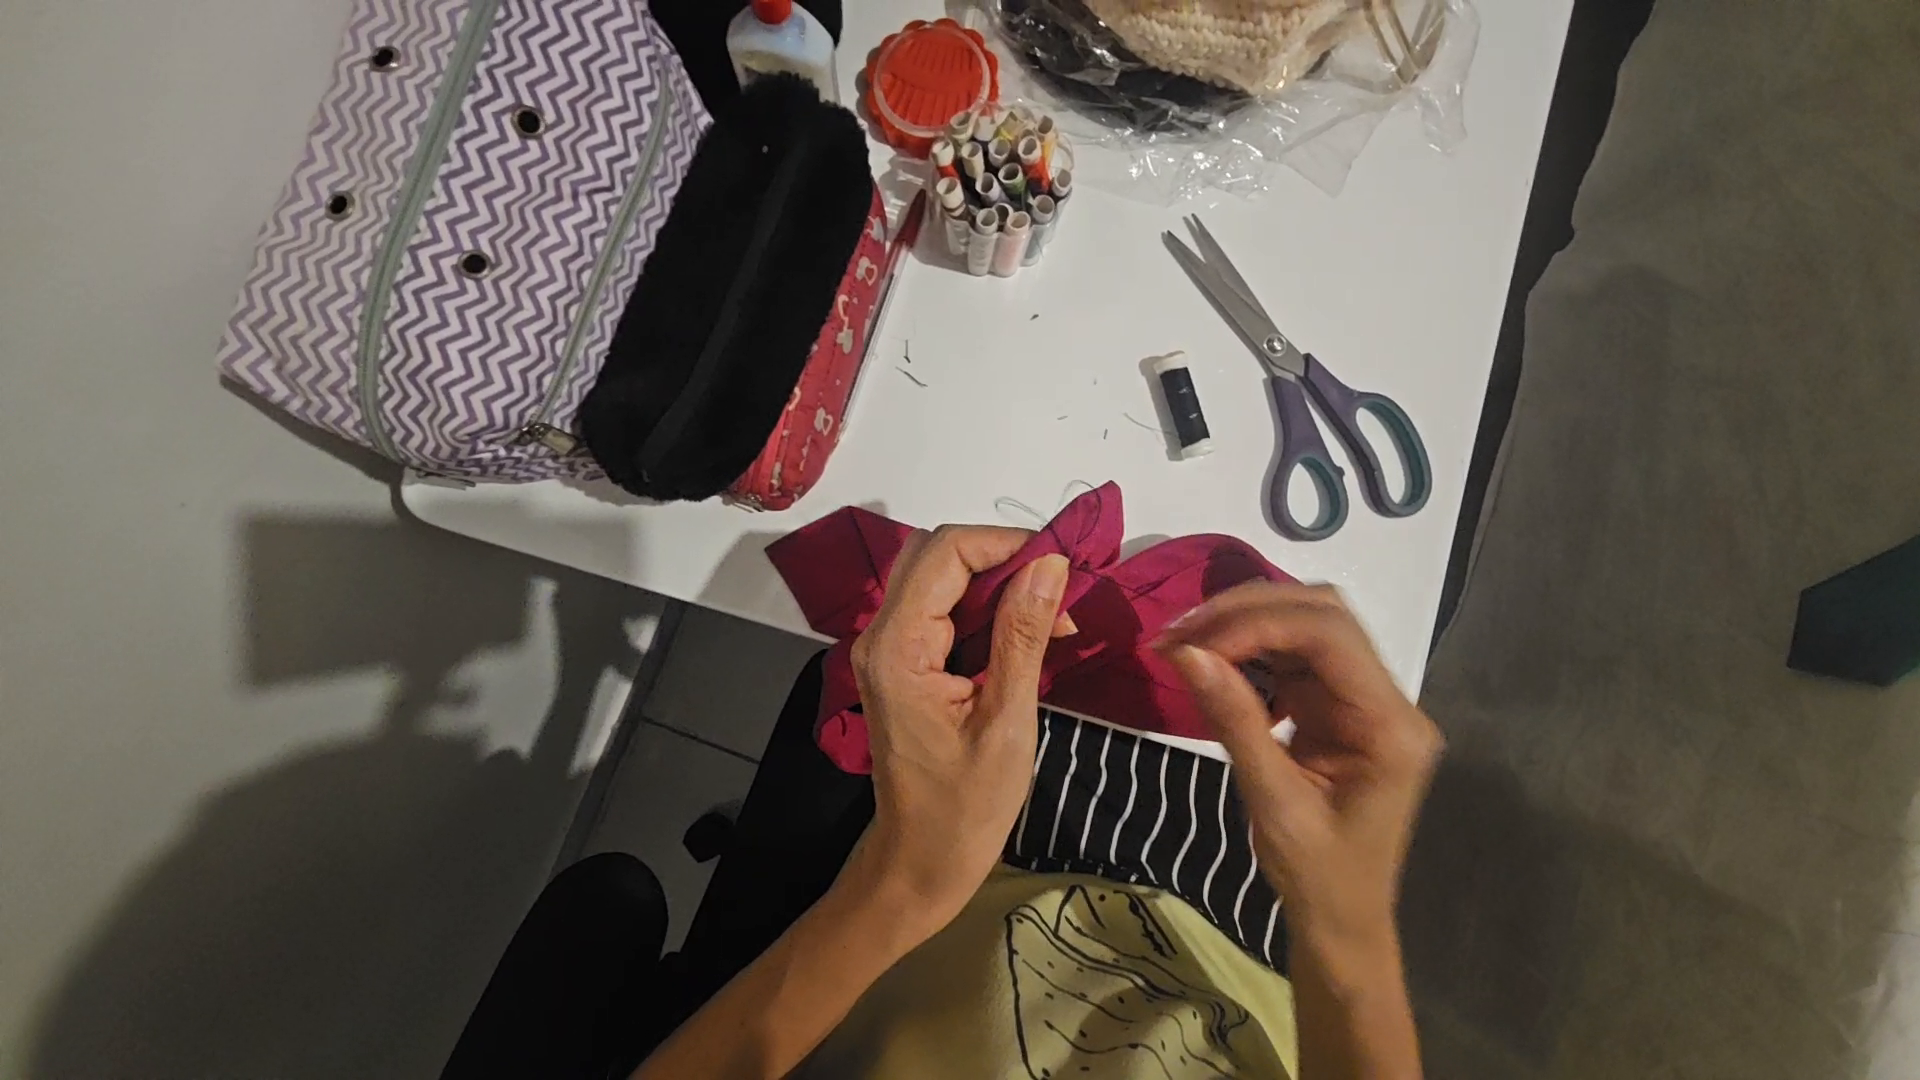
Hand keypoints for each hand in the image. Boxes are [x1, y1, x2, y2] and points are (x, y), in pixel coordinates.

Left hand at [845, 526, 1072, 935]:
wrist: (920, 861)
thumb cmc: (966, 808)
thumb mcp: (1007, 721)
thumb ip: (1022, 635)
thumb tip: (1050, 564)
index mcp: (897, 648)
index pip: (946, 553)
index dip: (1006, 544)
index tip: (1061, 568)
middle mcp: (880, 634)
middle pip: (936, 555)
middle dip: (1001, 558)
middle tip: (1057, 591)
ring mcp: (886, 646)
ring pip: (939, 576)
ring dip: (996, 582)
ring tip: (1050, 615)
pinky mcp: (901, 660)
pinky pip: (940, 608)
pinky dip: (983, 607)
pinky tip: (1023, 632)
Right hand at [1157, 583, 1441, 958]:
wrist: (1340, 916)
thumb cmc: (1317, 873)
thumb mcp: (1271, 800)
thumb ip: (1234, 719)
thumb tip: (1185, 653)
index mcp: (1389, 726)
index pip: (1329, 637)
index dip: (1257, 625)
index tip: (1193, 645)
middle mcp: (1387, 698)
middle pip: (1323, 613)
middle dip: (1247, 610)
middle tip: (1181, 632)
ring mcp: (1362, 696)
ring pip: (1306, 622)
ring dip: (1243, 621)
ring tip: (1186, 639)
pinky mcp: (1335, 701)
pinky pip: (1292, 652)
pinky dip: (1247, 645)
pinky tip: (1211, 658)